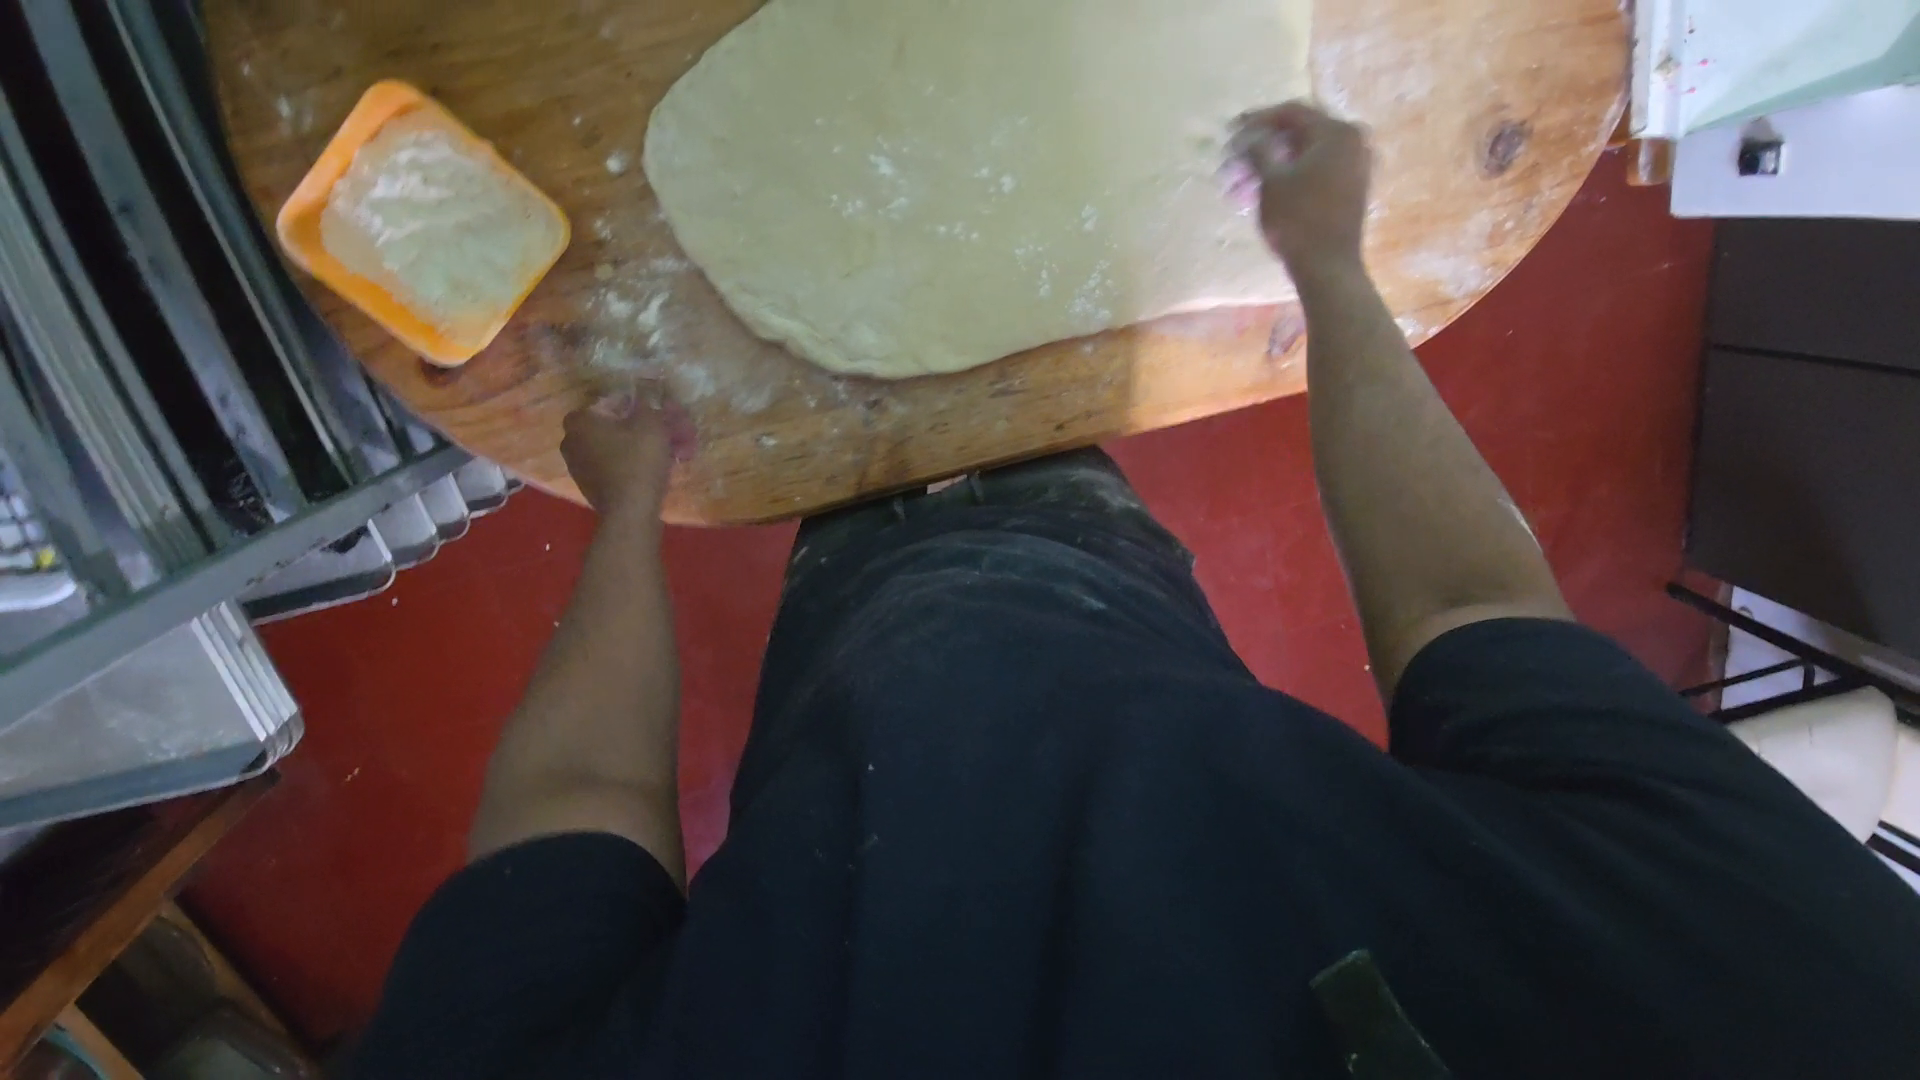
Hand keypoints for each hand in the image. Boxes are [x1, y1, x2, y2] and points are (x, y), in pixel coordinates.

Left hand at [560, 393, 693, 521]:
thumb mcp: (650, 422)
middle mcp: (572, 441)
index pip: (612, 402)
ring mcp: (580, 467)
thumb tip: (647, 377)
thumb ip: (648, 398)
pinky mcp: (593, 487)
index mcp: (579, 420)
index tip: (661, 413)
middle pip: (617, 426)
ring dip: (645, 446)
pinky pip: (617, 466)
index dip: (641, 405)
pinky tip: (660, 469)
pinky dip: (637, 464)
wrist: (631, 512)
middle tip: (674, 433)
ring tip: (675, 452)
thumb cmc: (638, 460)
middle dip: (647, 427)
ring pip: (619, 447)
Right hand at [1226, 101, 1372, 279]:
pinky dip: (1284, 180)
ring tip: (1235, 190)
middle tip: (1228, 166)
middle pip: (1295, 137)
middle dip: (1258, 151)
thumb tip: (1247, 135)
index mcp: (1336, 132)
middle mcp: (1351, 142)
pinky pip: (1311, 174)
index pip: (1291, 113)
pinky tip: (1257, 197)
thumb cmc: (1297, 220)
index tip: (1229, 131)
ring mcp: (1352, 167)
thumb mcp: (1271, 181)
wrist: (1327, 266)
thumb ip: (1258, 150)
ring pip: (1300, 159)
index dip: (1256, 120)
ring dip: (1266, 170)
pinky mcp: (1347, 190)